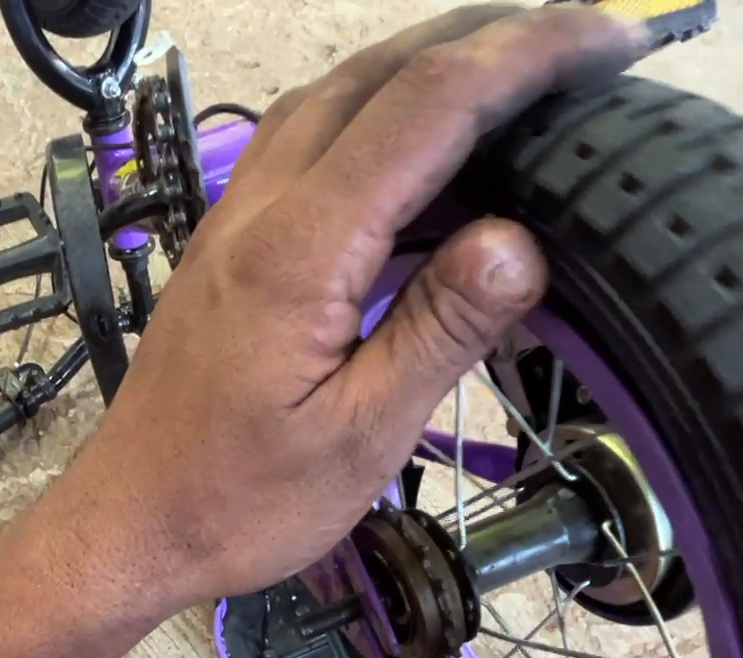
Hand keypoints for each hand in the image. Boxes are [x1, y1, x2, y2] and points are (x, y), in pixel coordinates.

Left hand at [53, 5, 646, 605]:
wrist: (130, 524)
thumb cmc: (237, 504)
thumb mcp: (358, 438)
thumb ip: (437, 333)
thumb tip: (519, 241)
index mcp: (297, 252)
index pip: (426, 107)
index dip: (527, 57)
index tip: (611, 44)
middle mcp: (253, 216)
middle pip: (368, 79)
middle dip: (477, 40)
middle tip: (567, 51)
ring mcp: (226, 232)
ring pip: (324, 109)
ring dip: (414, 75)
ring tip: (501, 89)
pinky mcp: (219, 260)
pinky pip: (294, 159)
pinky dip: (364, 132)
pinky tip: (404, 168)